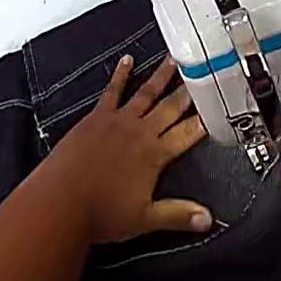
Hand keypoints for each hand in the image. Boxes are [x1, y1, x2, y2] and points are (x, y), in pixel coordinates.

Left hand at [32, 54, 210, 242]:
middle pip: (171, 107)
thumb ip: (178, 216)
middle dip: (190, 92)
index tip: (220, 108)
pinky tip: (127, 60)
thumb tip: (207, 219)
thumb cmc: (100, 213)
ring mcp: (119, 120)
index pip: (189, 133)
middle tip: (204, 74)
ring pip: (147, 92)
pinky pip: (113, 90)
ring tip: (175, 60)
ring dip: (162, 76)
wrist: (61, 201)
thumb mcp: (145, 219)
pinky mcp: (98, 116)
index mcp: (155, 154)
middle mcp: (140, 131)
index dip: (206, 120)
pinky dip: (121, 74)